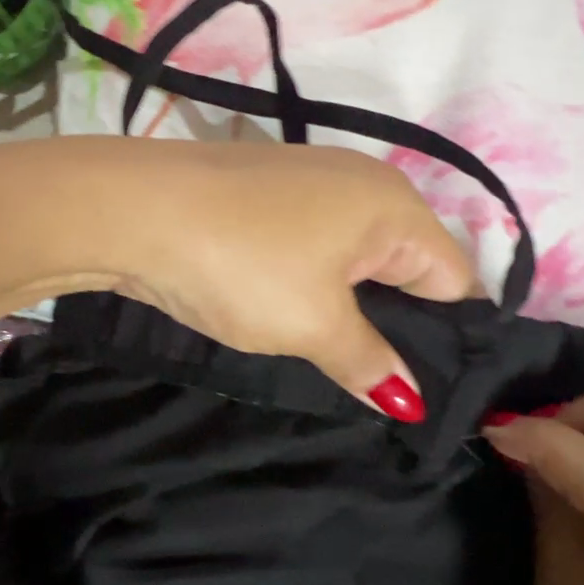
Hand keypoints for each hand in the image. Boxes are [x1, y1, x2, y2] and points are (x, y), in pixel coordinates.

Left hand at [98, 139, 475, 417]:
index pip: (452, 279)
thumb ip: (368, 362)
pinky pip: (310, 247)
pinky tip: (290, 320)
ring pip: (352, 259)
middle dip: (395, 325)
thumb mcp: (312, 325)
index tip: (429, 391)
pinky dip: (310, 284)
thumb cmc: (240, 266)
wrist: (131, 210)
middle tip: (380, 387)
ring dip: (348, 308)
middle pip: (404, 265)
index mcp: (394, 206)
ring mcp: (307, 184)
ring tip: (336, 363)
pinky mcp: (262, 196)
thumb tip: (409, 400)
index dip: (447, 338)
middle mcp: (360, 183)